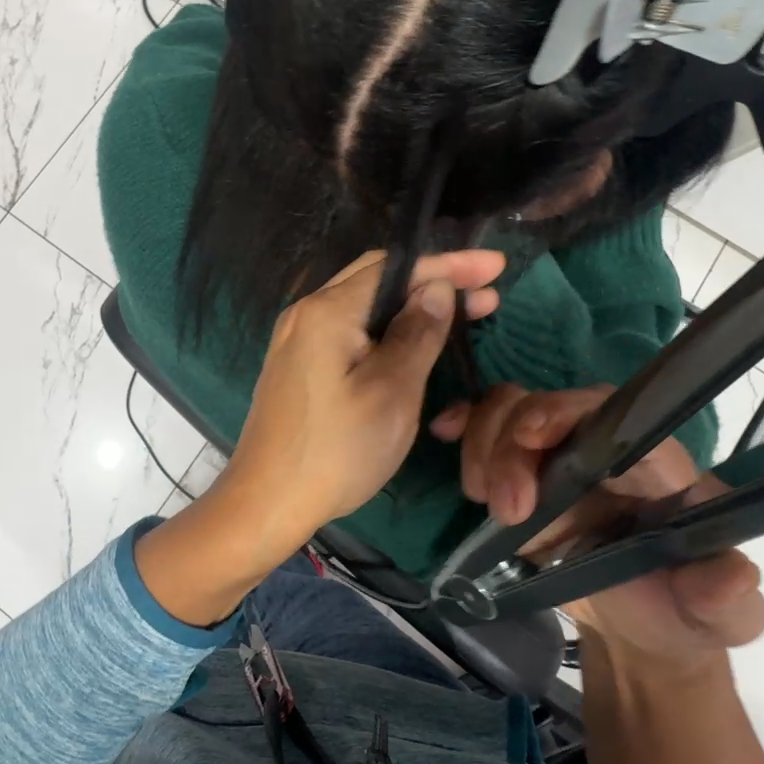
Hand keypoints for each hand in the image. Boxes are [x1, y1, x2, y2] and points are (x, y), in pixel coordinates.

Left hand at [222, 249, 505, 547]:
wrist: (268, 499)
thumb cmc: (337, 449)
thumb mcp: (391, 392)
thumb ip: (417, 334)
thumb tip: (435, 288)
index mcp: (326, 311)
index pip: (394, 268)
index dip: (447, 264)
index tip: (496, 265)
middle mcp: (305, 313)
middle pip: (376, 279)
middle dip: (432, 281)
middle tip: (487, 293)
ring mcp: (297, 339)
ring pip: (363, 305)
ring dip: (411, 305)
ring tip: (465, 313)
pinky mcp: (298, 364)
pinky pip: (348, 329)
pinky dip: (386, 328)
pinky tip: (416, 340)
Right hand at [436, 384, 763, 669]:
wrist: (634, 628)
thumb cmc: (679, 612)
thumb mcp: (717, 618)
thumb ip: (727, 599)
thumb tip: (733, 577)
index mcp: (657, 470)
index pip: (616, 418)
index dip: (568, 412)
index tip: (532, 439)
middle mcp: (603, 447)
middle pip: (548, 407)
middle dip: (512, 447)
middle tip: (504, 510)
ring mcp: (557, 453)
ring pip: (509, 409)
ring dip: (483, 445)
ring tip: (482, 499)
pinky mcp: (519, 465)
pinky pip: (484, 422)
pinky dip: (462, 421)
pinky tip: (447, 434)